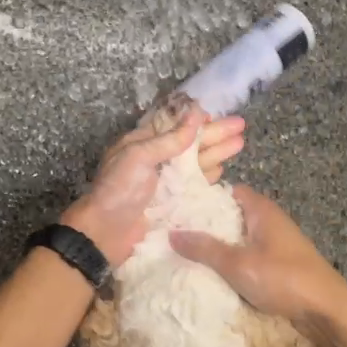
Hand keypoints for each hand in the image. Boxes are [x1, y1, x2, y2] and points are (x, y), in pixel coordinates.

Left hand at [62, 107, 246, 265]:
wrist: (105, 233)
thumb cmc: (119, 190)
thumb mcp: (140, 156)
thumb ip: (170, 138)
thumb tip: (196, 113)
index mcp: (142, 143)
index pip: (175, 126)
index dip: (197, 121)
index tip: (218, 116)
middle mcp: (154, 160)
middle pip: (190, 144)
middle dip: (215, 134)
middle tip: (241, 127)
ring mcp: (163, 183)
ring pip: (195, 163)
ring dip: (216, 153)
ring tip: (238, 145)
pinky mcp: (170, 203)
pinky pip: (193, 185)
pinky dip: (207, 177)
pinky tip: (221, 171)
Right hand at [169, 185, 346, 324]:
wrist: (326, 310)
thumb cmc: (283, 278)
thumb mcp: (238, 264)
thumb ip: (205, 249)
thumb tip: (173, 234)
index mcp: (261, 211)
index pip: (229, 192)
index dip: (205, 197)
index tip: (178, 208)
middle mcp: (270, 222)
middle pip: (232, 216)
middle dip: (207, 225)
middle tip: (174, 233)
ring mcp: (276, 245)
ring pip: (240, 240)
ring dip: (219, 248)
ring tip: (186, 254)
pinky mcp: (279, 266)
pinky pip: (249, 258)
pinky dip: (233, 264)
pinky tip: (213, 274)